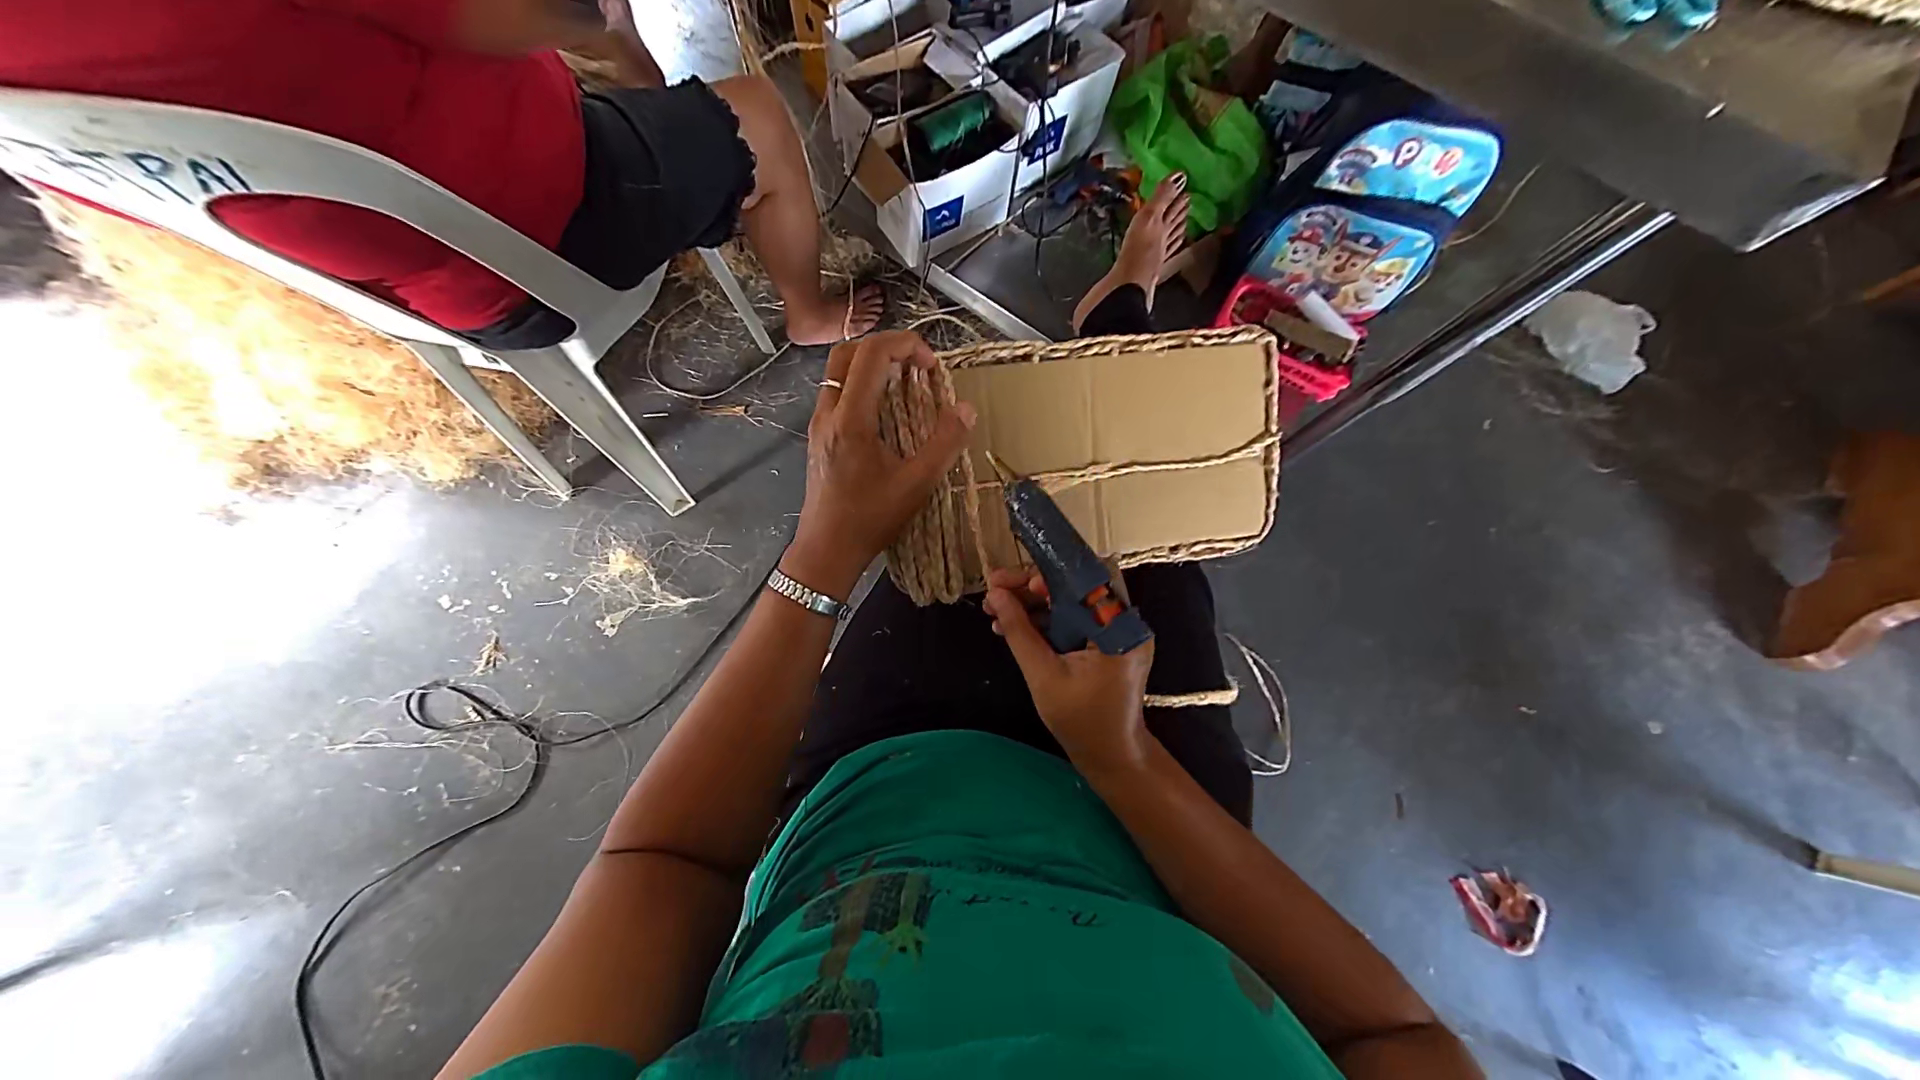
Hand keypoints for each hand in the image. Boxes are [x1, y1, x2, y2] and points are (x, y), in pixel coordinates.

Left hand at [784, 331, 975, 598]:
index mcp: (851, 419)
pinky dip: (862, 385)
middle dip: (886, 347)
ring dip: (872, 365)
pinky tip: (886, 411)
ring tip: (904, 384)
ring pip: (838, 371)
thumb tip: (966, 410)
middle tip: (916, 365)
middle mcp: (828, 413)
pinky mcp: (818, 436)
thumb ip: (945, 443)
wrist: (826, 550)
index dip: (905, 345)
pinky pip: (837, 393)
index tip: (931, 365)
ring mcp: (819, 424)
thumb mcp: (917, 484)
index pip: (871, 354)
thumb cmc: (870, 520)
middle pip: (848, 352)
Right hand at [983, 568, 1154, 773]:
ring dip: (1032, 602)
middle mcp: (1123, 621)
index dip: (1046, 573)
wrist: (1112, 755)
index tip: (1011, 582)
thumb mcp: (1042, 675)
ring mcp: (1115, 631)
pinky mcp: (1105, 641)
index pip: (1085, 577)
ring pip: (1069, 600)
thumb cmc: (1081, 721)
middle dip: (1030, 586)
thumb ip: (1019, 632)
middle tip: (994, 590)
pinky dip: (1044, 619)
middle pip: (1075, 585)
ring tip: (994, 608)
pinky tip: (1010, 625)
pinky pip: (1073, 618)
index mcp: (1117, 628)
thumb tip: (995, 594)